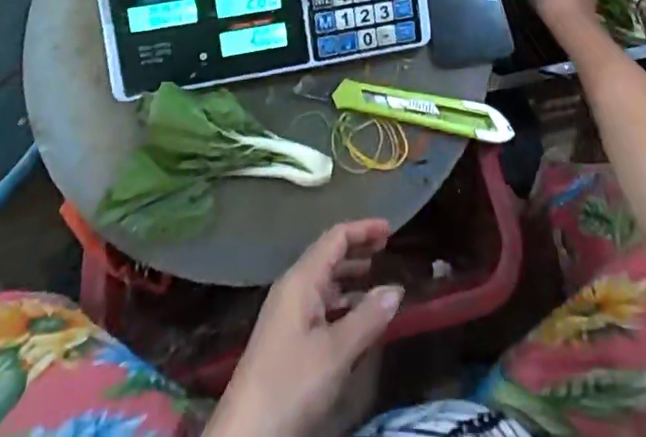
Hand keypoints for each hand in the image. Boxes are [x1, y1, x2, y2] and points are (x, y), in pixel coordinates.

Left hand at [205, 220, 402, 436]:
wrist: (248, 428)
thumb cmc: (292, 382)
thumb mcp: (336, 352)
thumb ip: (367, 318)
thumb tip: (396, 287)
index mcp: (300, 280)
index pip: (333, 239)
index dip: (361, 229)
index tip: (390, 228)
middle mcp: (292, 288)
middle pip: (327, 254)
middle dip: (356, 247)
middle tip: (387, 246)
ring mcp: (288, 311)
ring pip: (323, 280)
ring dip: (349, 274)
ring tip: (376, 275)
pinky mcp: (288, 334)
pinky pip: (320, 302)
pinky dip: (342, 299)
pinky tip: (357, 313)